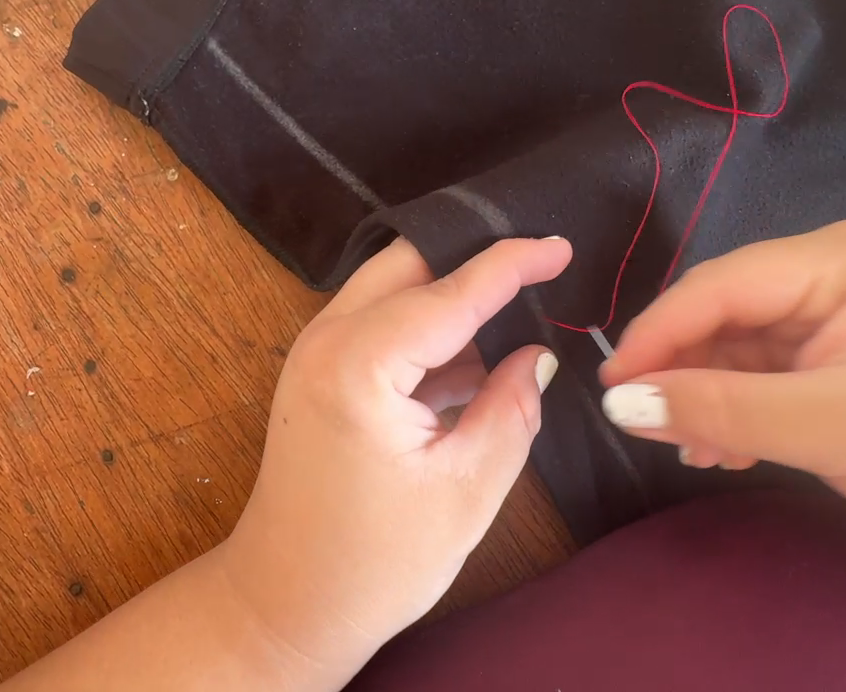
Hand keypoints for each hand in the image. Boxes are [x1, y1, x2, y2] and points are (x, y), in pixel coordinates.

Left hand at [217, 236, 569, 680]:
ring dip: (447, 296)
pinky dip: (423, 329)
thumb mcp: (464, 491)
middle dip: (470, 260)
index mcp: (359, 365)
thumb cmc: (375, 562)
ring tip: (515, 313)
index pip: (449, 294)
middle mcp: (325, 338)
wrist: (286, 600)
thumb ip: (510, 410)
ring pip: (391, 288)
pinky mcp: (317, 367)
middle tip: (538, 266)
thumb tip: (538, 353)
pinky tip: (470, 358)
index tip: (559, 244)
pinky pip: (377, 321)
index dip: (509, 264)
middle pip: (408, 267)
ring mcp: (313, 349)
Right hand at [598, 220, 845, 571]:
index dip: (656, 336)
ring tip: (696, 451)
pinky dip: (735, 411)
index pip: (718, 287)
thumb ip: (723, 410)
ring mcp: (837, 318)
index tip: (609, 390)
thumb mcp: (843, 432)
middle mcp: (833, 275)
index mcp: (842, 260)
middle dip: (684, 373)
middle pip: (721, 314)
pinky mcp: (840, 360)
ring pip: (734, 348)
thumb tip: (617, 401)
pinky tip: (726, 448)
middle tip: (653, 430)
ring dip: (706, 398)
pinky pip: (760, 375)